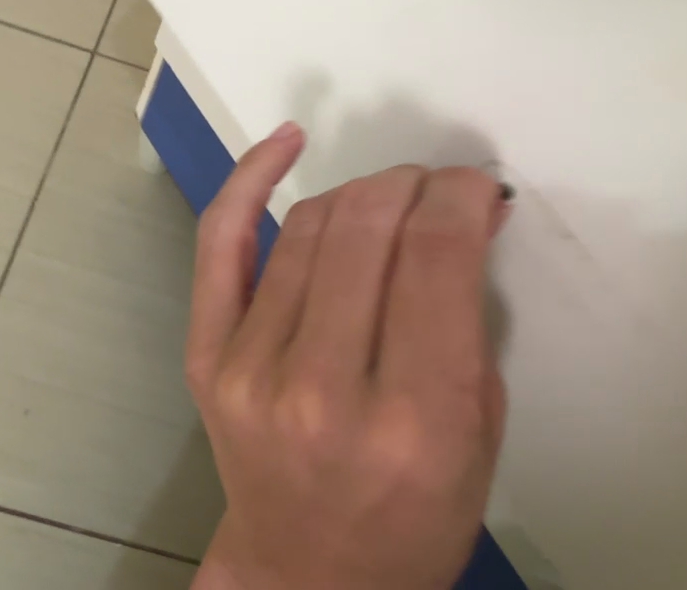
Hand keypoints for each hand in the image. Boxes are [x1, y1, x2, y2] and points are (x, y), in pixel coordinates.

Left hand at [187, 124, 509, 589]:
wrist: (306, 574)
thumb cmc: (412, 517)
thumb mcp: (480, 440)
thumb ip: (470, 323)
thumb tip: (463, 220)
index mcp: (414, 418)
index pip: (437, 254)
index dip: (462, 196)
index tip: (476, 187)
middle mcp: (324, 385)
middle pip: (370, 225)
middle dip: (416, 185)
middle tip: (436, 189)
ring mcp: (252, 367)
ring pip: (309, 224)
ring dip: (361, 190)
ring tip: (389, 197)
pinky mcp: (206, 355)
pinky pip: (220, 240)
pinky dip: (252, 178)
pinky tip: (287, 141)